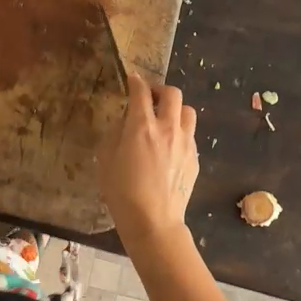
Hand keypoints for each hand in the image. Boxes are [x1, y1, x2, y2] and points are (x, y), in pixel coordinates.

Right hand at [100, 71, 198, 248]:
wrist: (153, 221)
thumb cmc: (122, 191)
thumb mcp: (106, 158)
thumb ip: (115, 132)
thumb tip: (126, 121)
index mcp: (142, 126)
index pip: (141, 91)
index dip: (136, 81)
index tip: (133, 79)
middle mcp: (168, 128)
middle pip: (172, 93)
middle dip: (160, 90)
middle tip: (150, 99)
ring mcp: (186, 143)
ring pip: (188, 111)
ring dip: (175, 109)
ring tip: (164, 120)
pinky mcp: (195, 158)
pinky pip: (191, 134)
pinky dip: (180, 131)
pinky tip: (170, 146)